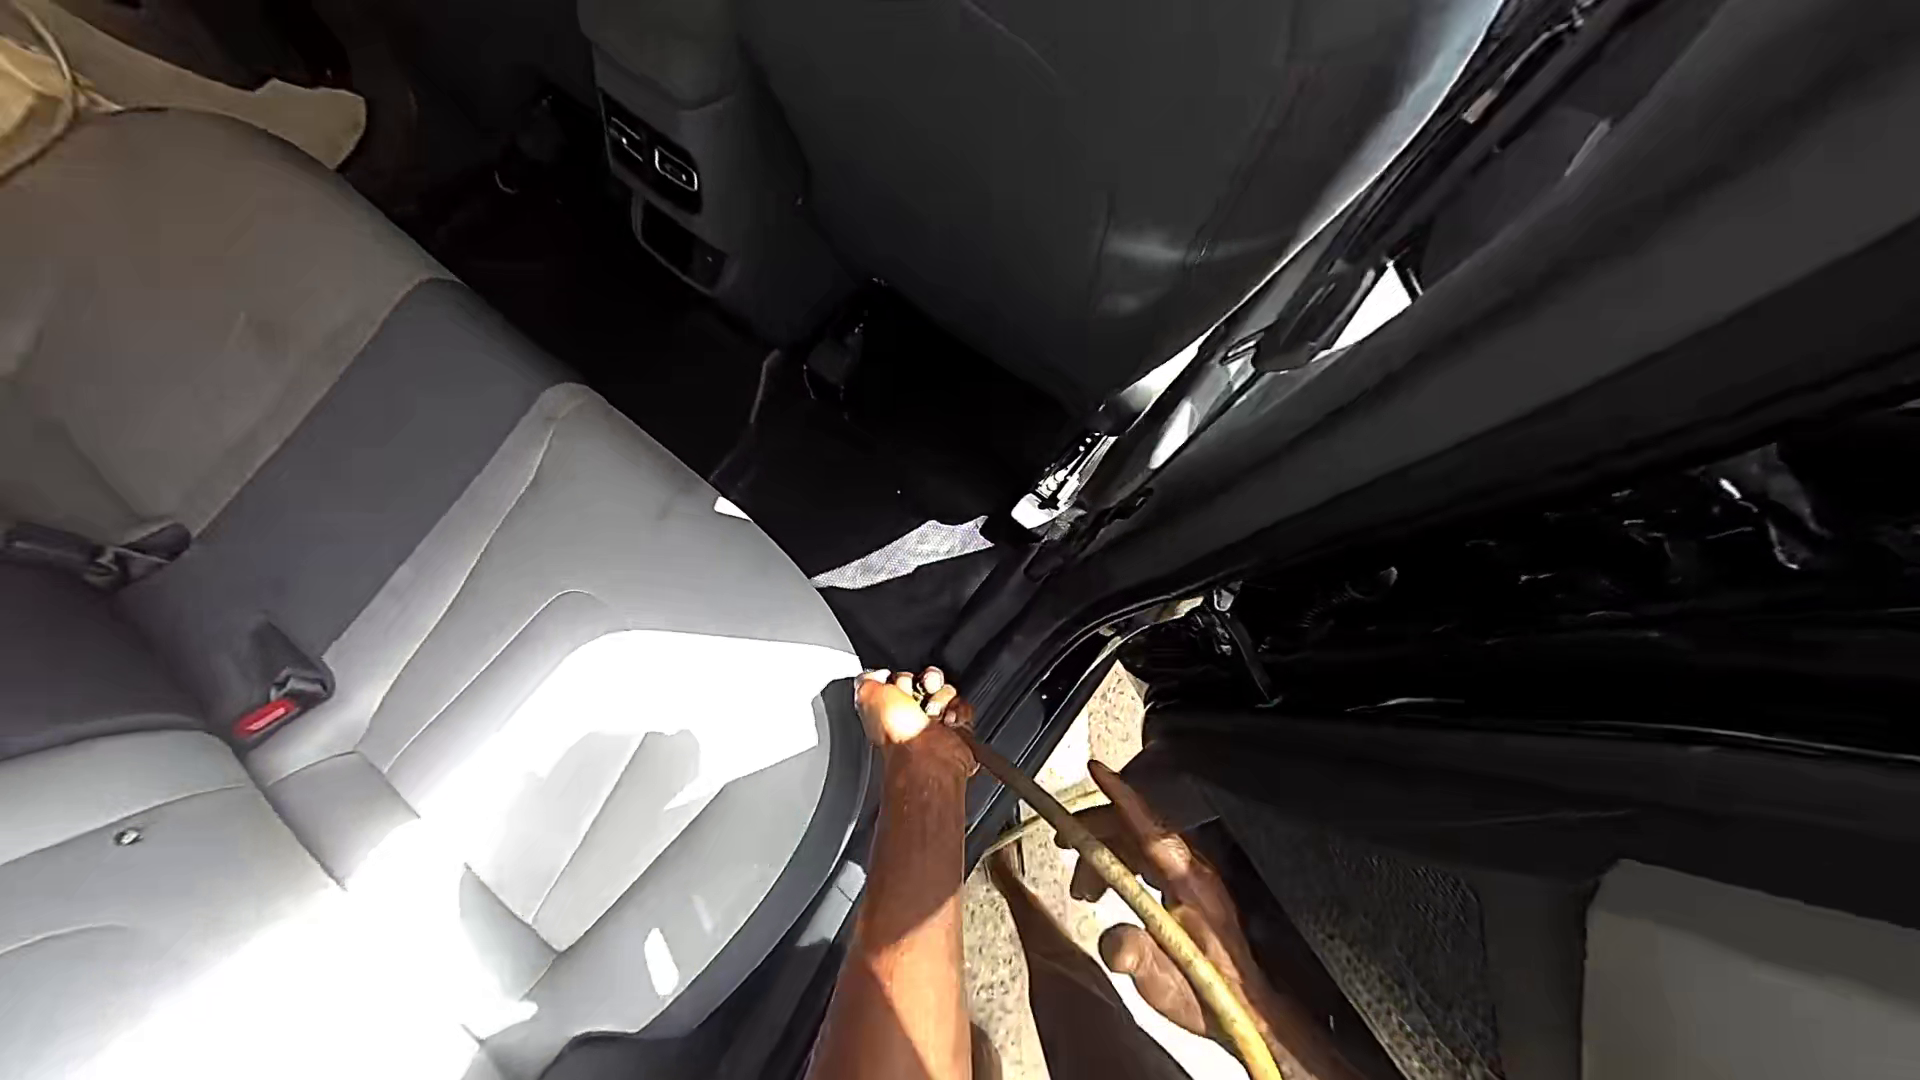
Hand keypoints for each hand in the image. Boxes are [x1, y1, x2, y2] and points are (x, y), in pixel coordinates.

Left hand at [855, 668, 974, 774]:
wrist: (928, 758)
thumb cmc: (899, 733)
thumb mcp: (868, 697)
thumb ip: (867, 679)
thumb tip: (879, 673)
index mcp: (890, 709)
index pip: (903, 678)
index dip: (904, 677)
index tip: (903, 683)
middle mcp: (913, 716)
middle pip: (929, 681)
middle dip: (929, 681)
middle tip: (926, 691)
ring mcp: (937, 723)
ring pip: (949, 691)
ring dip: (944, 698)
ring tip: (936, 714)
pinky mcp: (958, 730)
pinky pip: (965, 706)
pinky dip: (959, 711)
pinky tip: (949, 722)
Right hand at [1061, 762, 1286, 1053]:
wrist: (1250, 1011)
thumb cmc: (1214, 997)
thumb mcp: (1169, 989)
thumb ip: (1140, 962)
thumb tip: (1112, 941)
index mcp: (1189, 883)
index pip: (1150, 826)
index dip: (1122, 796)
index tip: (1098, 771)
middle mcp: (1191, 868)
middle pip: (1134, 827)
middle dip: (1094, 829)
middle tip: (1063, 843)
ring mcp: (1190, 871)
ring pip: (1136, 838)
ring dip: (1103, 849)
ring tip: (1082, 885)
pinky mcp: (1187, 880)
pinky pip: (1145, 850)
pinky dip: (1118, 857)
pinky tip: (1106, 882)